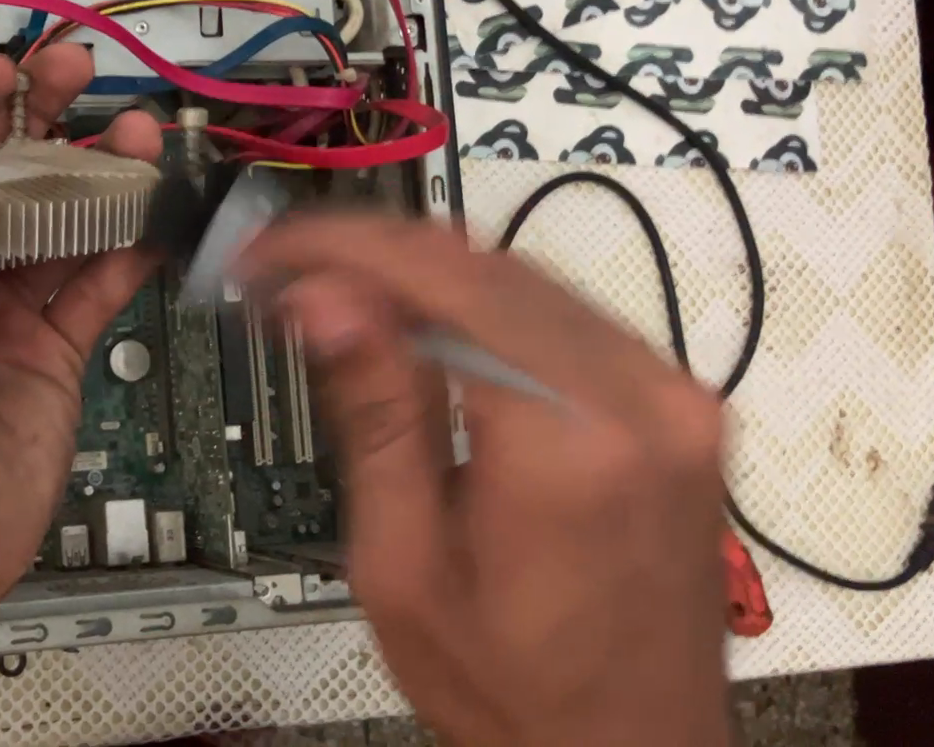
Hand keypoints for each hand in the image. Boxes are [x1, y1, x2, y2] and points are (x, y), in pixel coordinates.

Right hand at [240, 216, 730, 746]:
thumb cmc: (509, 685)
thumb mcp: (402, 561)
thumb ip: (372, 414)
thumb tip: (322, 303)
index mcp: (571, 444)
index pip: (439, 281)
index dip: (335, 248)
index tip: (266, 252)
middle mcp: (642, 400)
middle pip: (475, 263)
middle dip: (359, 252)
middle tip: (278, 270)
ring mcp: (668, 395)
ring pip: (508, 272)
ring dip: (404, 271)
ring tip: (323, 293)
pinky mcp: (665, 402)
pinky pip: (545, 310)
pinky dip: (457, 300)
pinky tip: (399, 320)